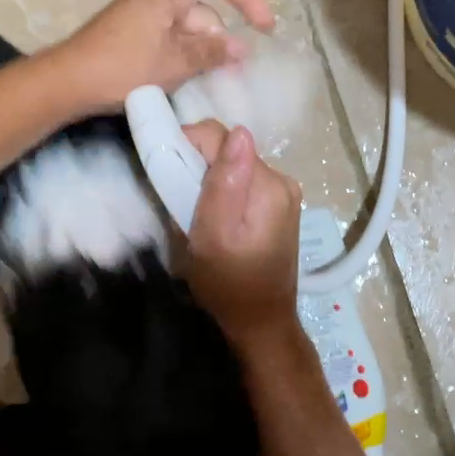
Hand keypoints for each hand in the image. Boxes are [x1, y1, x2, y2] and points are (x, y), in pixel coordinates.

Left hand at [49, 0, 275, 111]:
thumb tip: (242, 47)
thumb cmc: (121, 68)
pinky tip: (187, 78)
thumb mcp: (173, 63)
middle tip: (235, 72)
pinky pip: (168, 36)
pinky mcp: (131, 32)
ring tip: (212, 80)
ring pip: (186, 27)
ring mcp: (141, 13)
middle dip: (222, 38)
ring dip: (202, 50)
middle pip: (203, 8)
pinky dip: (182, 53)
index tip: (265, 28)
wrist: (66, 82)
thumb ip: (210, 53)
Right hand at [182, 120, 303, 345]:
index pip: (218, 136)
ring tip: (198, 214)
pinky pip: (243, 181)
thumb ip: (224, 182)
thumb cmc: (228, 283)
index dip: (187, 147)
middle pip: (226, 148)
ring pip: (232, 164)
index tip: (170, 178)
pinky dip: (224, 192)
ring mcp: (284, 192)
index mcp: (267, 184)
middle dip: (198, 166)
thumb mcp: (214, 235)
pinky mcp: (280, 205)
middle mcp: (282, 179)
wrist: (260, 323)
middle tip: (182, 203)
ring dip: (209, 180)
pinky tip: (217, 220)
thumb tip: (238, 132)